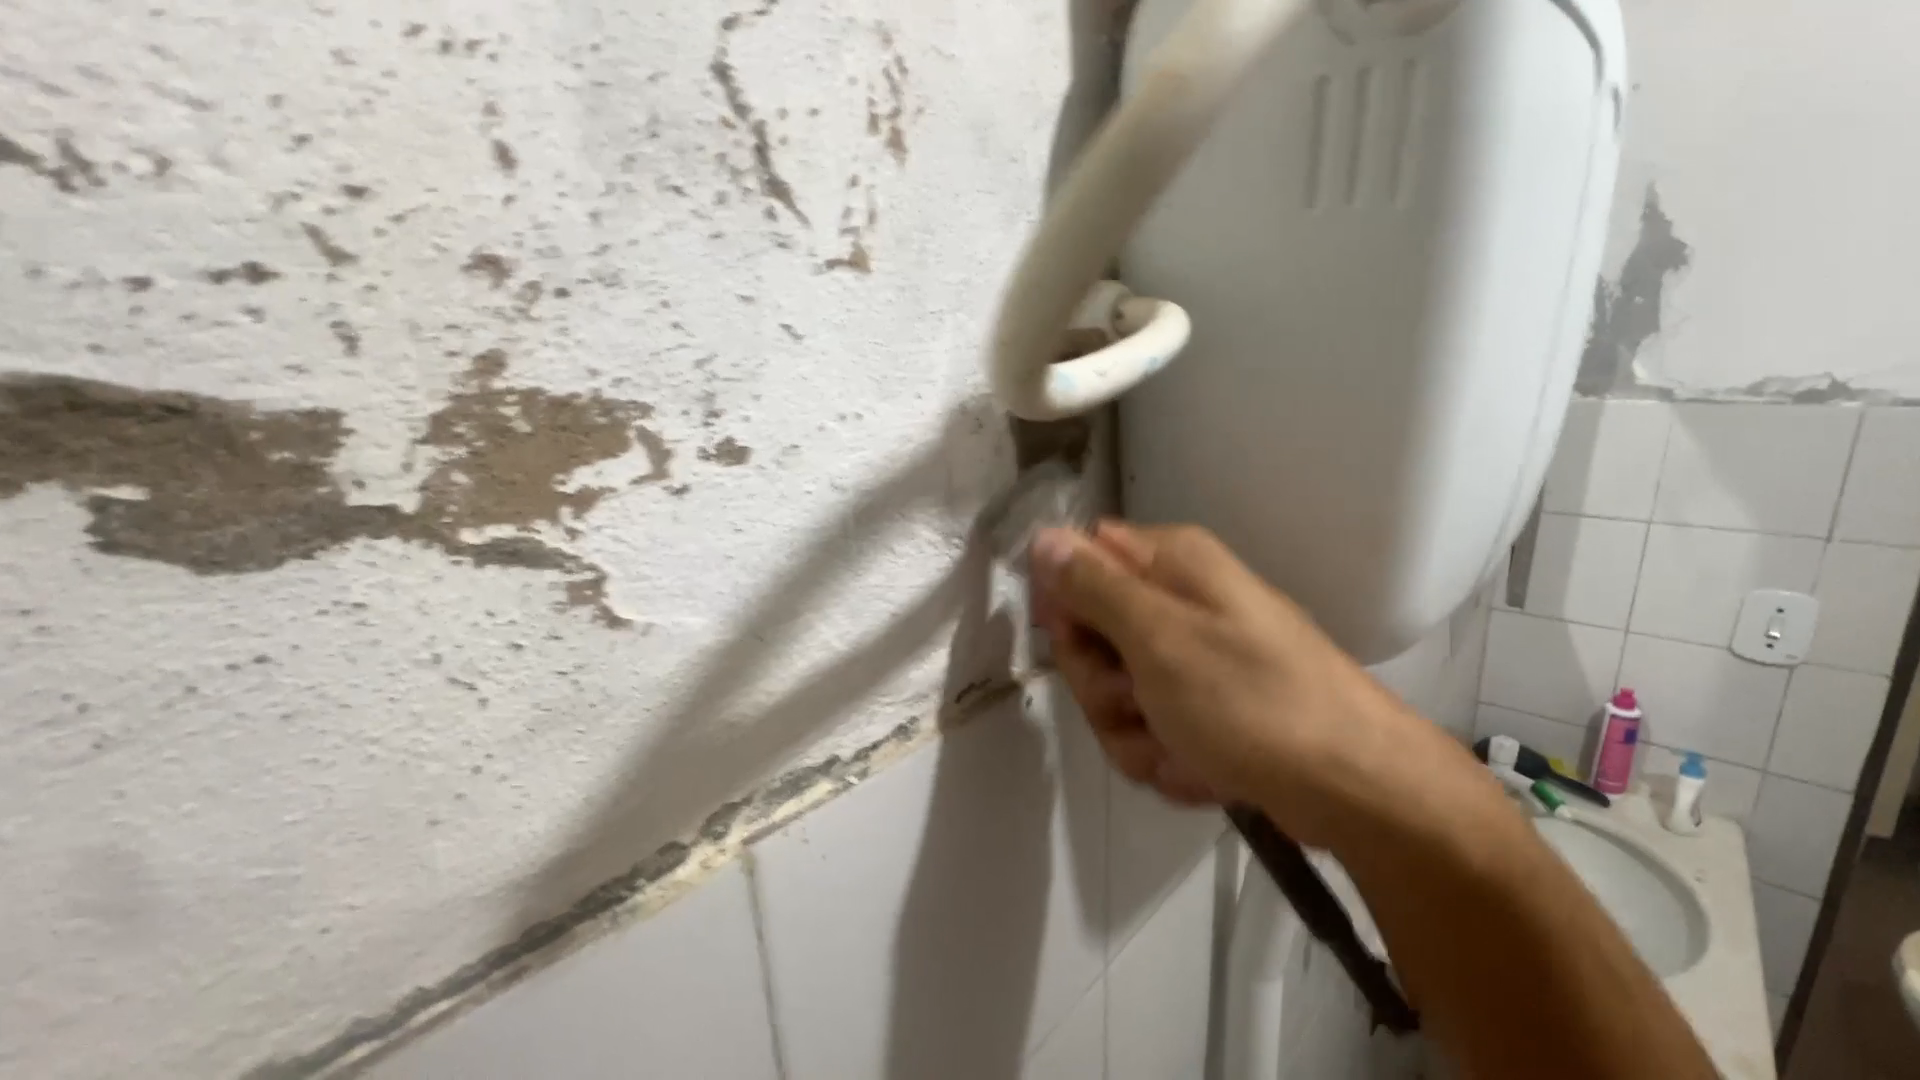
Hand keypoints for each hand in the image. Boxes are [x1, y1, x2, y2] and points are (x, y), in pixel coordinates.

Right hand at [1031, 521, 1417, 847]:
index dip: (1066, 606)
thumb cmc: (1249, 700)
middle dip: (1102, 687)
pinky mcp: (1208, 707)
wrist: (1351, 784)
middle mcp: (1182, 600)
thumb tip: (1044, 537)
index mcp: (1172, 563)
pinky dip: (1165, 756)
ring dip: (1134, 732)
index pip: (1080, 561)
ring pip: (1116, 693)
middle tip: (1137, 704)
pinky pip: (1151, 727)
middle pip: (1092, 635)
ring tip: (1178, 749)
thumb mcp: (1157, 638)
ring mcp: (1196, 658)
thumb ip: (1092, 586)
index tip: (1076, 643)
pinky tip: (1200, 769)